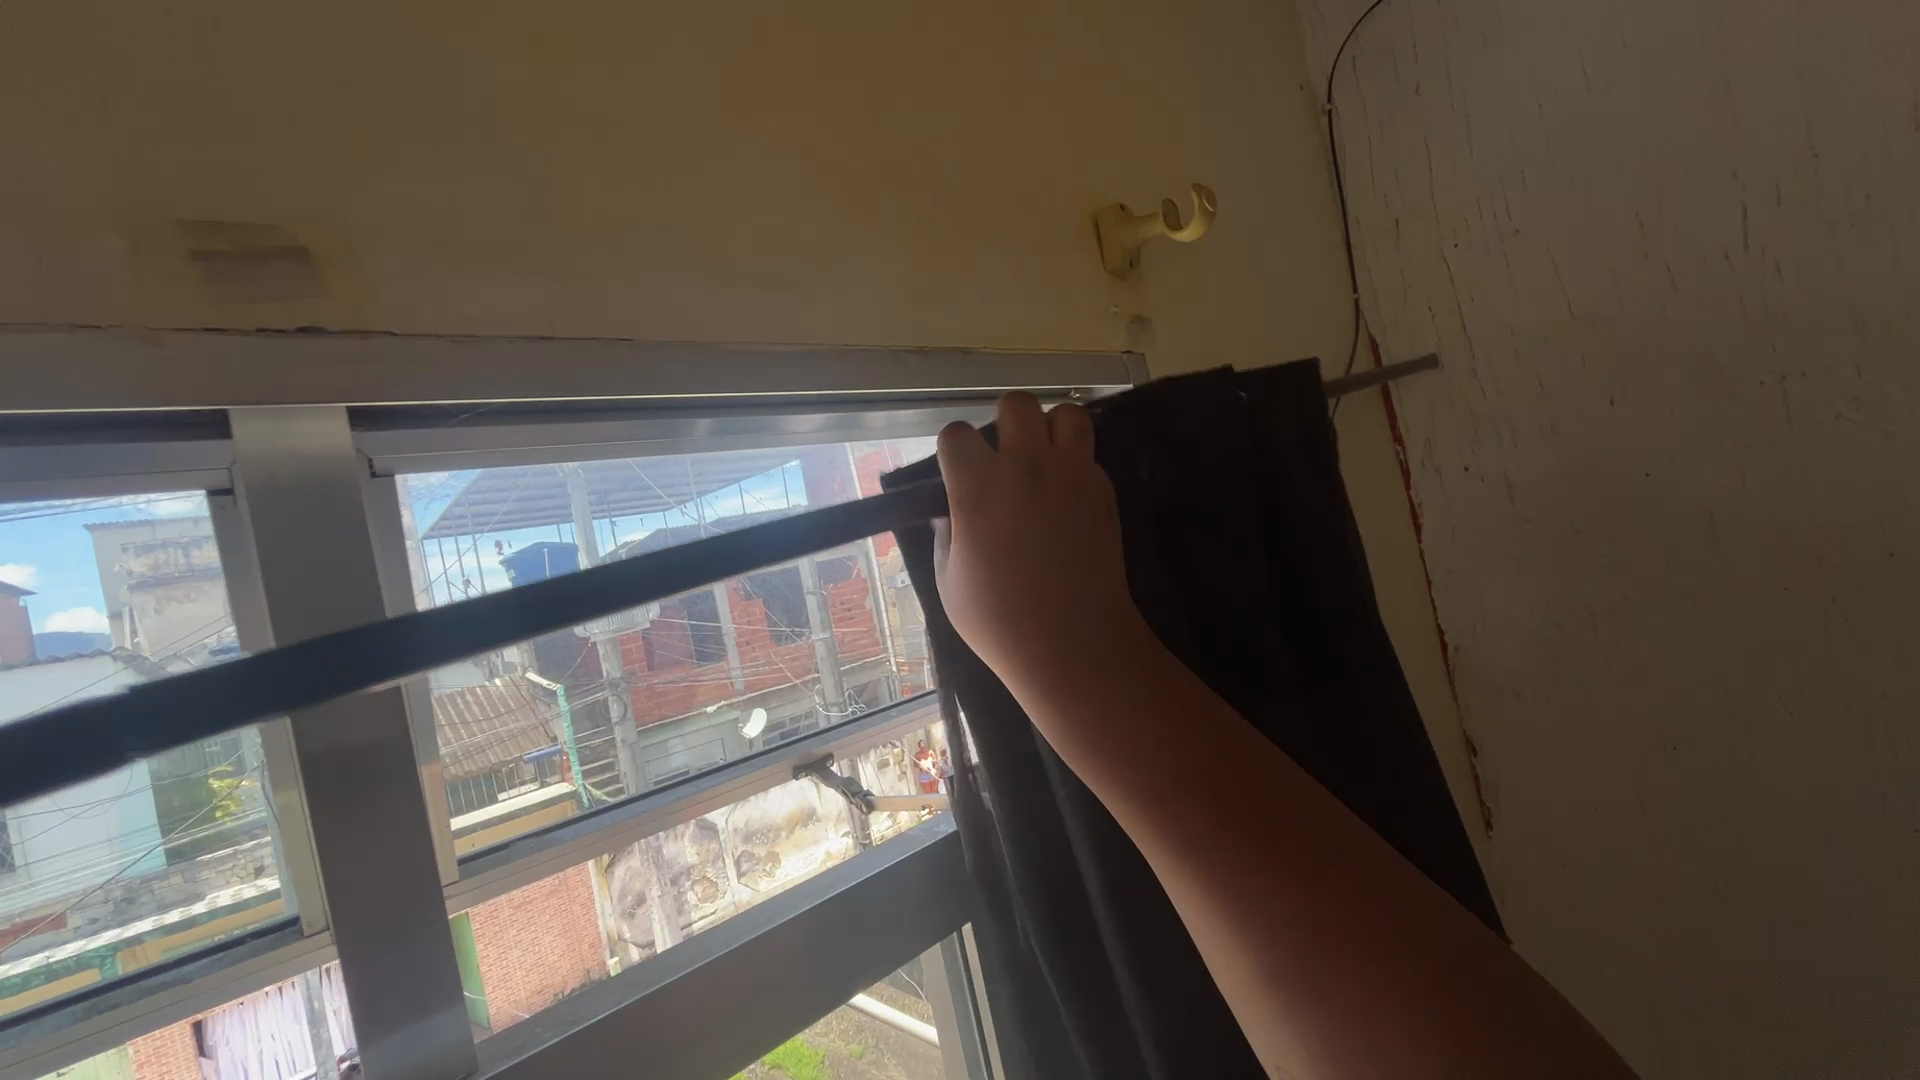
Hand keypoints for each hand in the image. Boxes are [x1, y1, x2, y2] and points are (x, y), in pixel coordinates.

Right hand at [933, 393, 1152, 695]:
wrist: (1074, 642)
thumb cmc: (1000, 621)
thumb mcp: (949, 582)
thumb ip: (945, 536)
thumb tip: (949, 512)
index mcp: (978, 486)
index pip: (957, 433)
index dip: (954, 451)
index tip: (958, 473)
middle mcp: (1026, 467)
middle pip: (1016, 403)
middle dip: (1006, 422)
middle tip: (1005, 458)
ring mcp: (1071, 475)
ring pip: (1067, 413)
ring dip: (1051, 429)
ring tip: (1044, 461)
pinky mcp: (1104, 491)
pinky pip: (1089, 454)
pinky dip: (1077, 464)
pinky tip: (1068, 496)